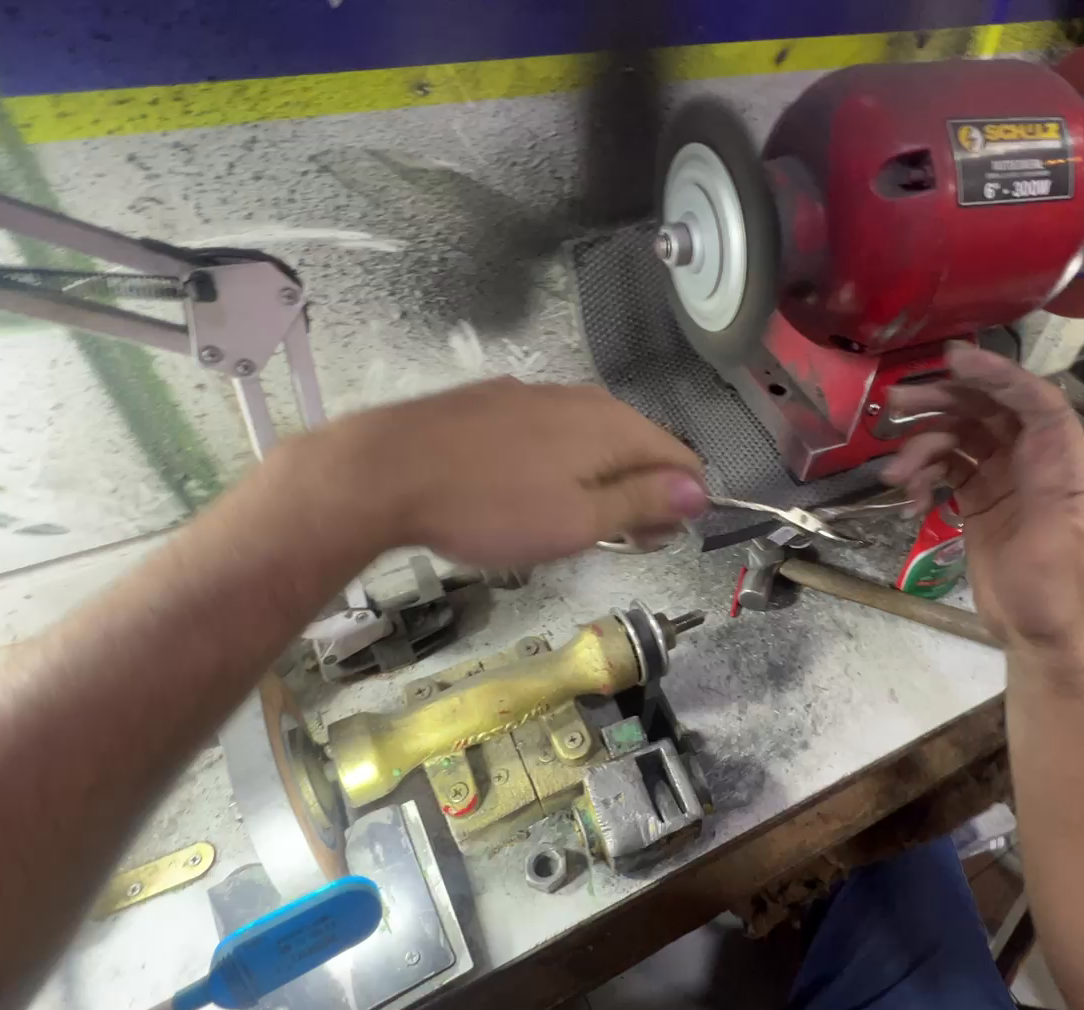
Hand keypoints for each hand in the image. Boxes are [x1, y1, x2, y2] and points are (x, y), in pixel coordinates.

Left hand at [289, 378, 708, 566]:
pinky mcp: (495, 400)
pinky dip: (559, 463)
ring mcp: (535, 393)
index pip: (682, 459)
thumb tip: (699, 491)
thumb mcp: (579, 521)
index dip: (683, 503)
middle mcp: (584, 399)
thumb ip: (644, 502)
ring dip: (600, 480)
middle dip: (642, 493)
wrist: (384, 472)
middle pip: (639, 446)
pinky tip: (527, 490)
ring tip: (569, 522)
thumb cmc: (490, 507)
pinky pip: (551, 432)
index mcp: (614, 426)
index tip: (657, 540)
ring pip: (593, 439)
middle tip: (615, 542)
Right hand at [882, 345, 1083, 646]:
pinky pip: (945, 470)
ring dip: (922, 448)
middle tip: (895, 402)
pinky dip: (923, 477)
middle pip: (986, 411)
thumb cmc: (1053, 586)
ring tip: (895, 475)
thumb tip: (1038, 413)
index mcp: (1062, 459)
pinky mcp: (976, 498)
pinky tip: (911, 501)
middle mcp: (1032, 458)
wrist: (1035, 631)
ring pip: (957, 439)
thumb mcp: (1058, 531)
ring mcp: (1001, 477)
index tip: (951, 362)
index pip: (1031, 399)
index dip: (995, 374)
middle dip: (941, 402)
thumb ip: (1047, 470)